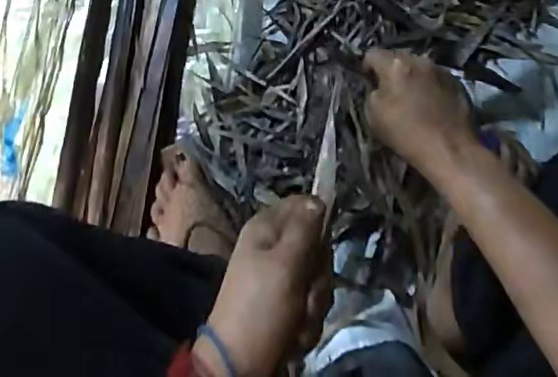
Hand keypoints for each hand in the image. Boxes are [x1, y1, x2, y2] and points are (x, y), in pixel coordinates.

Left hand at [197, 195, 331, 376]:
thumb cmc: (261, 309)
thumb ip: (305, 229)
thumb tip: (319, 197)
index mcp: (267, 227)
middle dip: (318, 274)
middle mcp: (274, 247)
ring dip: (314, 303)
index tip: (319, 247)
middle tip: (305, 291)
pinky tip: (295, 335)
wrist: (238, 367)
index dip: (319, 223)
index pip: (303, 205)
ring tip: (297, 319)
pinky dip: (308, 322)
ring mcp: (280, 278)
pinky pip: (311, 304)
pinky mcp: (286, 306)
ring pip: (318, 279)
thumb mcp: (285, 264)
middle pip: (316, 245)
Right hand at [362, 48, 477, 178]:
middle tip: (391, 91)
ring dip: (412, 77)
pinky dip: (430, 86)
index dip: (367, 68)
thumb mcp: (374, 115)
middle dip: (392, 70)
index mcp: (395, 64)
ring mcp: (440, 70)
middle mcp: (418, 60)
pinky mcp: (456, 82)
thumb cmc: (407, 133)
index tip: (369, 82)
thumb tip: (378, 87)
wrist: (451, 151)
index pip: (372, 54)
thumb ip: (372, 93)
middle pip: (398, 57)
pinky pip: (435, 78)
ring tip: (414, 97)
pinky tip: (432, 104)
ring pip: (418, 67)